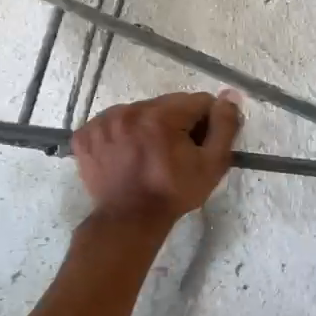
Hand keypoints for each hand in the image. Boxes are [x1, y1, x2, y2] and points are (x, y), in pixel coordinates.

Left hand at [71, 90, 242, 227]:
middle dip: (178, 122)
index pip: (199, 101)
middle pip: (169, 104)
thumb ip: (225, 125)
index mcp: (161, 117)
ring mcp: (103, 123)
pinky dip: (124, 132)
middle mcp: (129, 112)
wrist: (128, 221)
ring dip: (151, 125)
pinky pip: (115, 121)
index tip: (199, 145)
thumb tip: (229, 94)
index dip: (206, 122)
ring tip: (151, 153)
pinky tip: (128, 153)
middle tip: (177, 152)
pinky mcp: (85, 135)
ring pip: (142, 110)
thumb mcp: (213, 163)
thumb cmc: (174, 192)